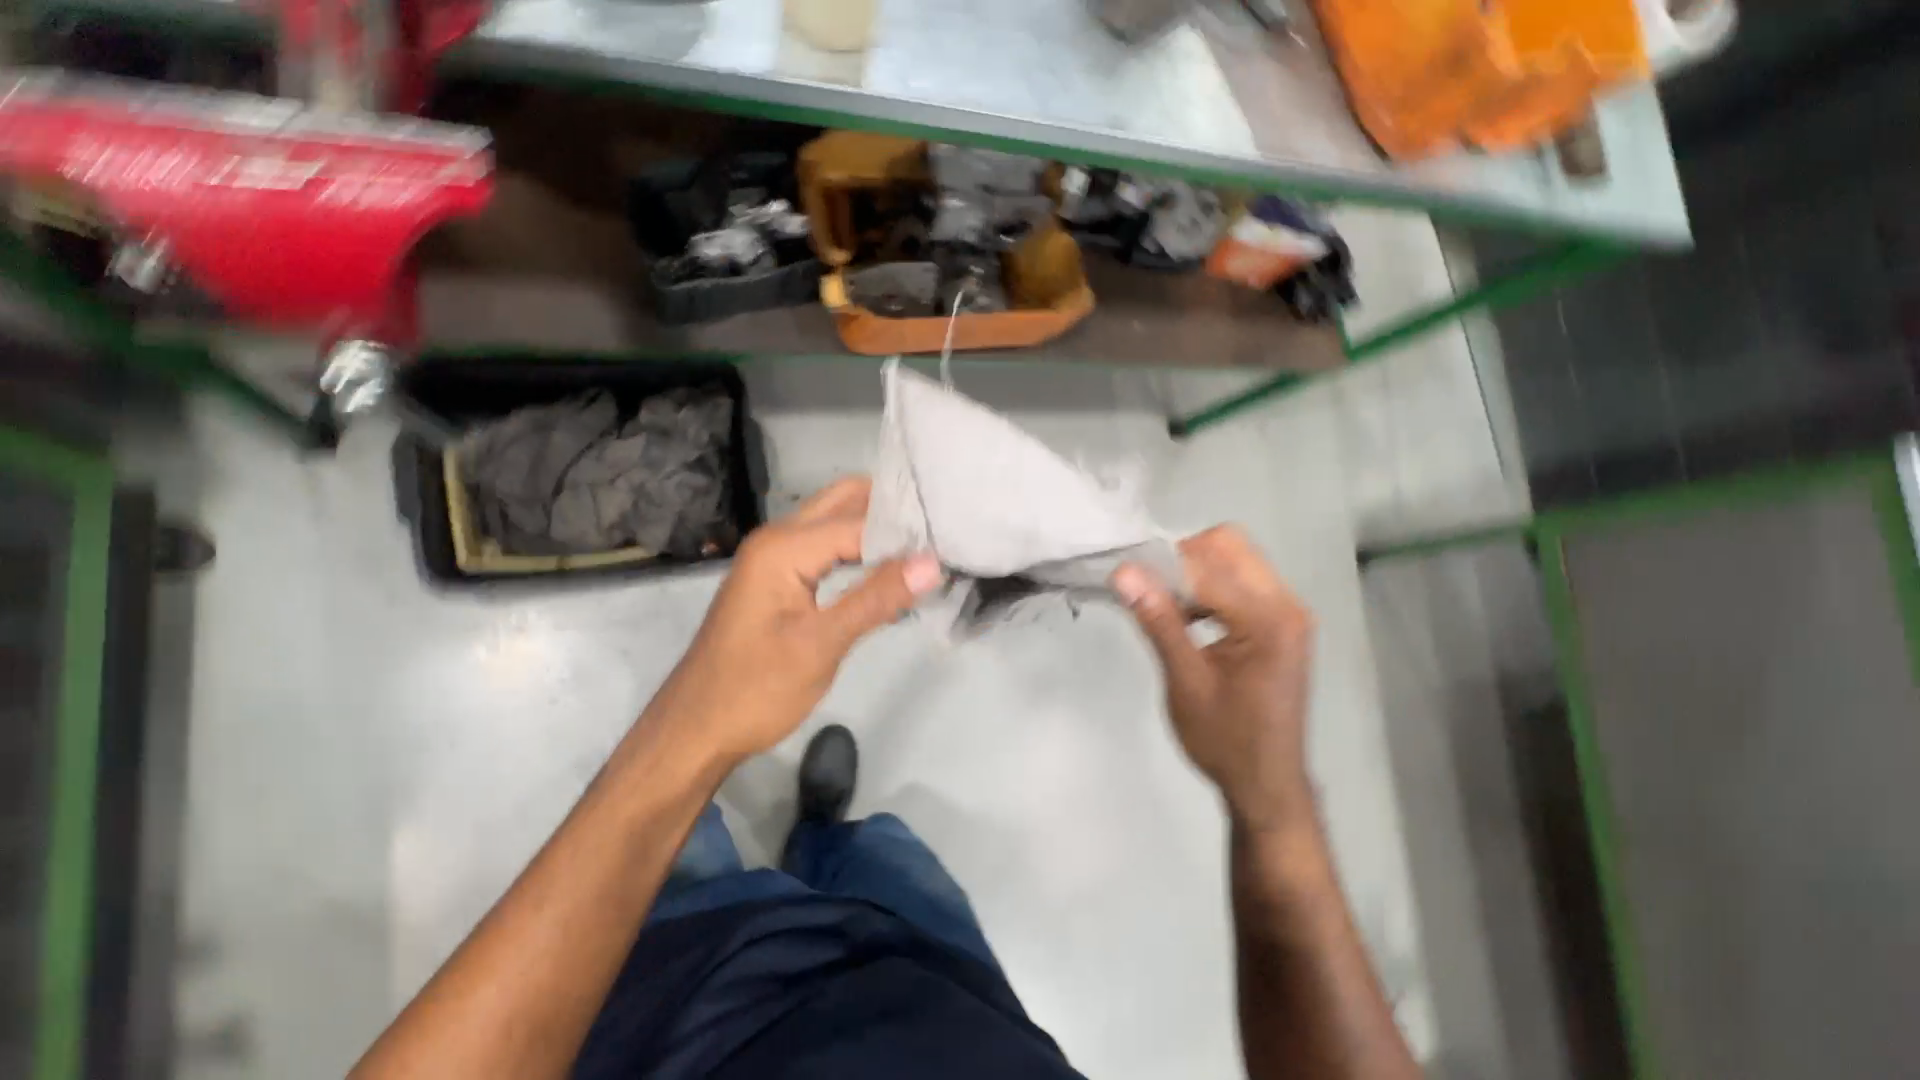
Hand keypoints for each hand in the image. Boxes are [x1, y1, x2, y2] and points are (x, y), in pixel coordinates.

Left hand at [646, 476, 943, 763]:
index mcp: (783, 547)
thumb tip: (932, 562)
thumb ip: (876, 599)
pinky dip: (858, 554)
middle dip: (891, 512)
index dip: (905, 530)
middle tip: (942, 533)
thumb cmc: (755, 690)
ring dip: (876, 533)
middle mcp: (777, 540)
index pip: (859, 522)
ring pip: (835, 525)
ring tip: (928, 551)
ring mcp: (774, 560)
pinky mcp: (778, 582)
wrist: (696, 729)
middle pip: (844, 502)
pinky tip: (891, 575)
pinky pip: (825, 551)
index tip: (953, 539)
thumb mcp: (821, 645)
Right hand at [1113, 526, 1316, 830]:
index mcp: (1267, 619)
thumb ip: (1158, 620)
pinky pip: (1245, 583)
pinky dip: (1213, 588)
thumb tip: (1124, 571)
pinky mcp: (1284, 623)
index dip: (1163, 567)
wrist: (1266, 783)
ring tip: (1167, 609)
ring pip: (1237, 560)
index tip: (1128, 581)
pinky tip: (1190, 620)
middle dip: (1184, 559)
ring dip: (1198, 573)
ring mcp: (1290, 613)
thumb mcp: (1185, 682)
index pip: (1208, 565)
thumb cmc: (1225, 740)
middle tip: (1151, 593)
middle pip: (1230, 546)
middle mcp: (1287, 605)